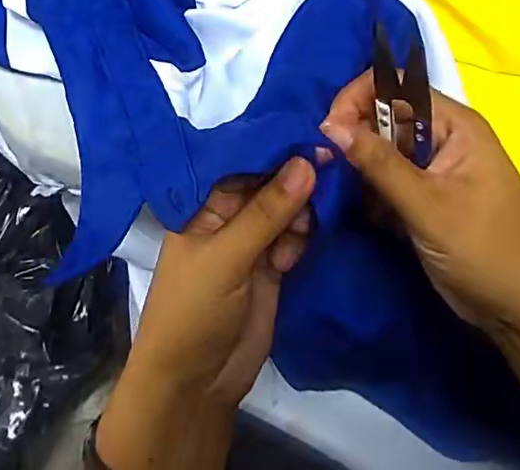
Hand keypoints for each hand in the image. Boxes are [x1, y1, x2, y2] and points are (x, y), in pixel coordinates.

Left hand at [96, 159, 314, 469]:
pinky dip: (301, 239)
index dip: (273, 149)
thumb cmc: (194, 309)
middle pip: (267, 184)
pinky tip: (295, 252)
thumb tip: (306, 162)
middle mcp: (225, 215)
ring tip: (301, 231)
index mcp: (201, 202)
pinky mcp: (270, 268)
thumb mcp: (226, 256)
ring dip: (299, 213)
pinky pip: (293, 239)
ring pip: (284, 210)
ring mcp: (249, 242)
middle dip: (294, 179)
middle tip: (325, 172)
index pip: (240, 162)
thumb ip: (266, 212)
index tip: (311, 135)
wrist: (195, 384)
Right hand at [319, 72, 519, 333]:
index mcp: (453, 125)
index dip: (358, 99)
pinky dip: (371, 193)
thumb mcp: (428, 207)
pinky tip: (371, 215)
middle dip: (354, 137)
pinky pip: (386, 179)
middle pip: (382, 116)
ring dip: (361, 170)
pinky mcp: (425, 197)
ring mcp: (433, 169)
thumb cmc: (490, 253)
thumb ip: (378, 163)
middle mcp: (442, 137)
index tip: (330, 131)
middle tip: (332, 168)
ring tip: (353, 197)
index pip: (394, 85)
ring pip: (380, 150)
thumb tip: (330, 125)